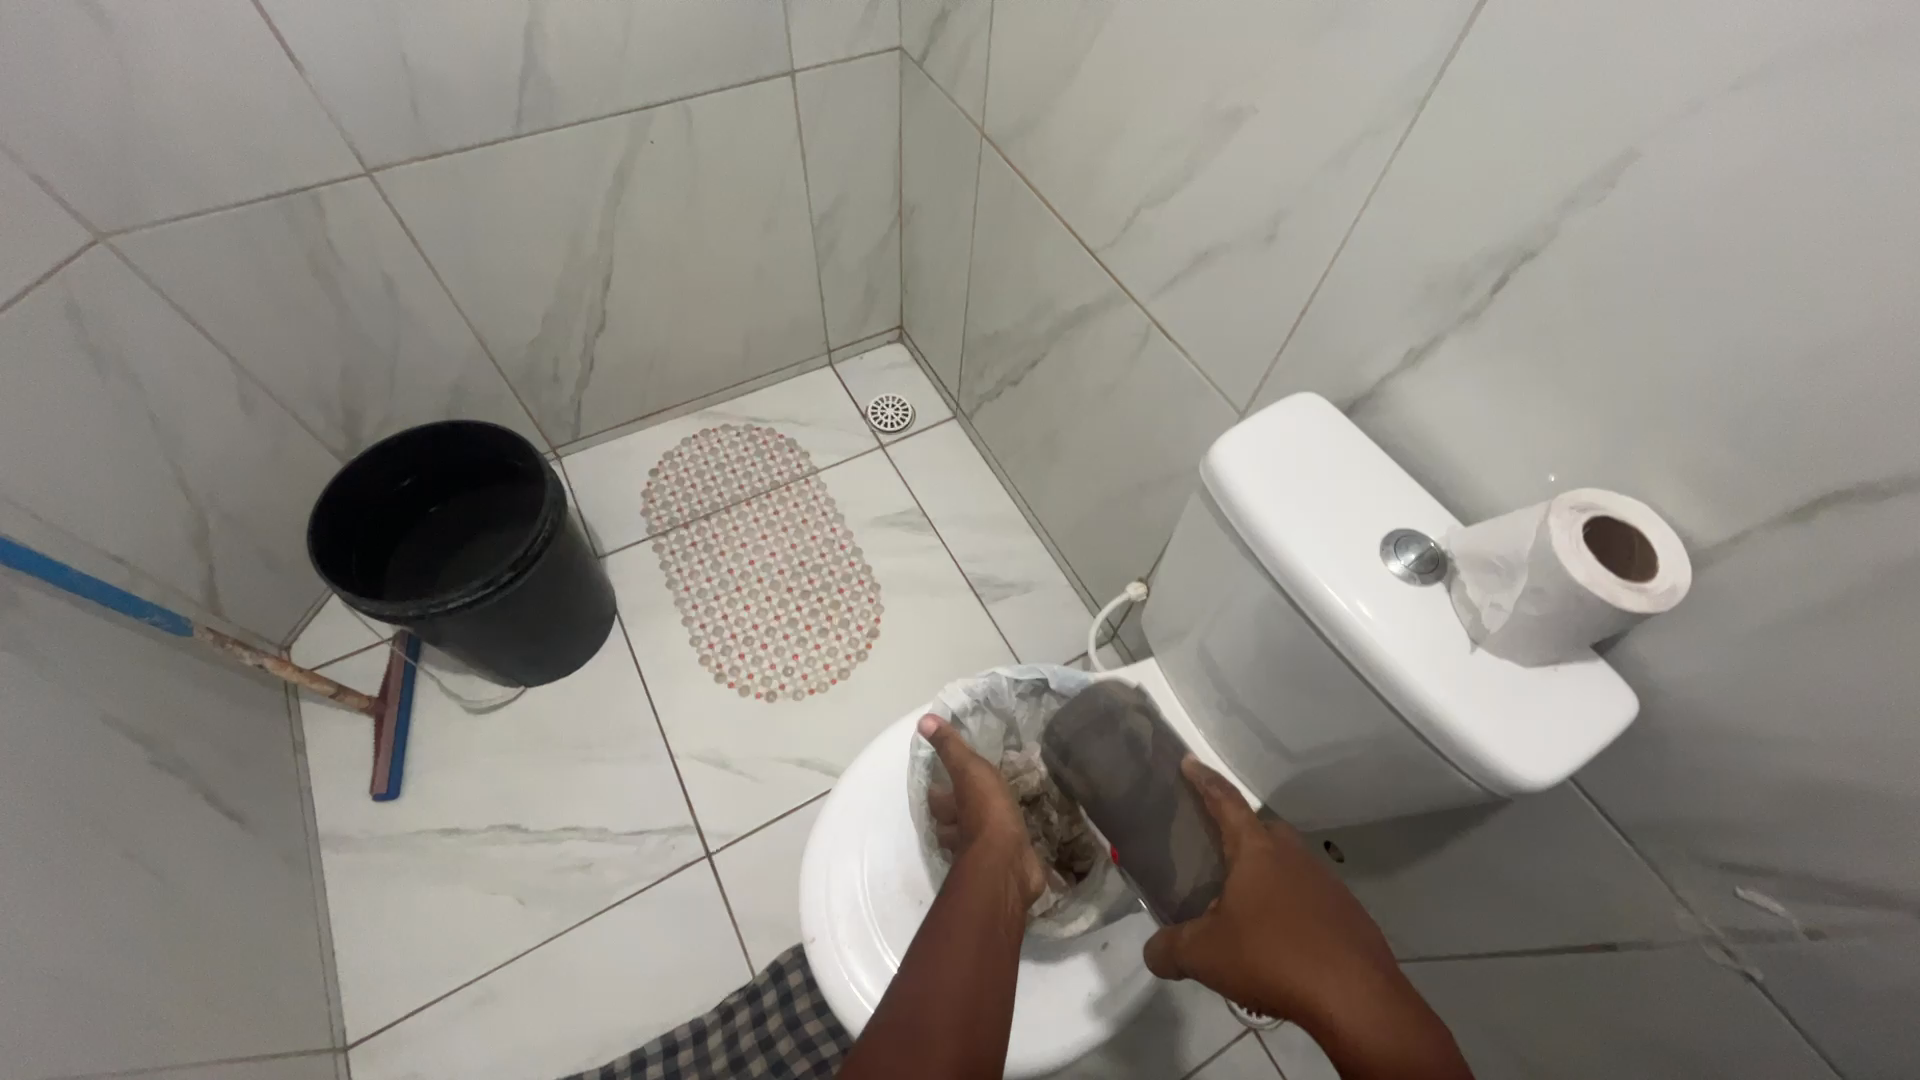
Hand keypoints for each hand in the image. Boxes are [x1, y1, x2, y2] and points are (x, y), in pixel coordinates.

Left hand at [919, 714, 1044, 910]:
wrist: (1008, 861)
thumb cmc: (985, 811)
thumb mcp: (968, 769)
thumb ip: (950, 747)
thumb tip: (922, 720)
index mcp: (950, 809)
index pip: (934, 798)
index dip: (936, 790)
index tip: (941, 781)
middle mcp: (959, 833)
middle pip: (948, 825)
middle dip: (953, 817)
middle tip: (965, 803)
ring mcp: (981, 853)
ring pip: (970, 843)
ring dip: (976, 834)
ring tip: (993, 819)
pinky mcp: (1004, 866)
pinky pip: (1001, 856)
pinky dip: (1006, 849)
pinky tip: (1017, 841)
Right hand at [1142, 758, 1406, 1028]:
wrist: (1359, 1002)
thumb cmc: (1274, 958)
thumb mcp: (1205, 955)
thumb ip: (1170, 948)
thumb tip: (1152, 952)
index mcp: (1257, 851)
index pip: (1225, 802)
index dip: (1204, 781)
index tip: (1190, 762)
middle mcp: (1294, 858)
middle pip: (1263, 830)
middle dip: (1240, 833)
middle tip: (1217, 854)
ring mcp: (1328, 887)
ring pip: (1290, 868)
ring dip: (1267, 880)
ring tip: (1244, 914)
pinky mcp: (1350, 919)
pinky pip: (1311, 903)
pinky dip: (1292, 914)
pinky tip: (1280, 947)